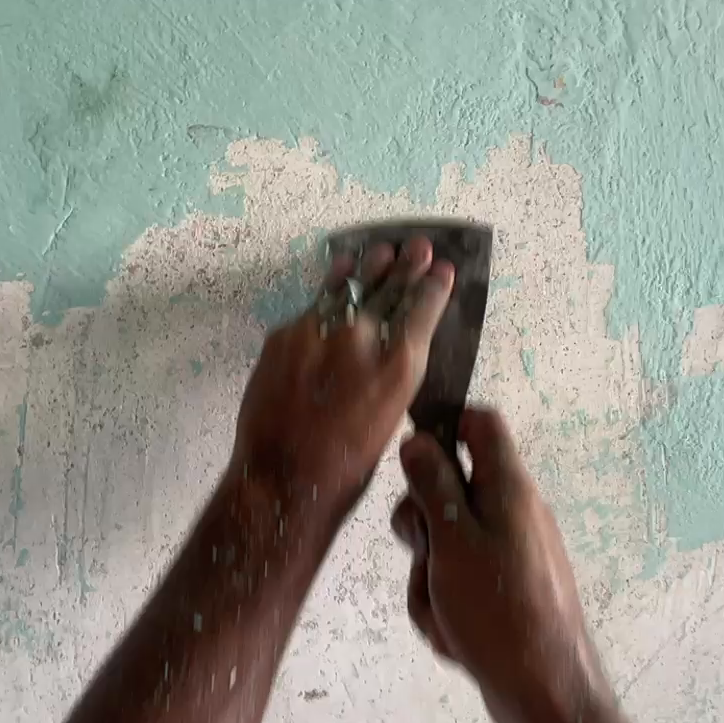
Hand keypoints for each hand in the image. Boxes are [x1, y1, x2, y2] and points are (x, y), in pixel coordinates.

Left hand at [231, 238, 454, 517]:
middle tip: (416, 245)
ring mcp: (319, 331)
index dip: (433, 286)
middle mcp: (362, 338)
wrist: (282, 477)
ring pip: (348, 289)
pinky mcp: (286, 333)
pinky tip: (338, 274)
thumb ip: (387, 373)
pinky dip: (330, 292)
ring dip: (368, 269)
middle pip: (388, 290)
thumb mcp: (388, 417)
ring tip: (382, 251)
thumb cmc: (345, 465)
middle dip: (405, 267)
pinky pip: (314, 307)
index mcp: (398, 366)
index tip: (441, 268)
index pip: (422, 309)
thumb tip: (385, 345)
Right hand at [391, 410, 640, 722]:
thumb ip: (432, 485)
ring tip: (442, 606)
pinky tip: (453, 629)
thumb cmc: (500, 611)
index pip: (479, 422)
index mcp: (507, 487)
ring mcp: (507, 551)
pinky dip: (445, 598)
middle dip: (422, 522)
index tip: (413, 457)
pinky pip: (457, 575)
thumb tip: (416, 439)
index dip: (445, 424)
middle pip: (448, 485)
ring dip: (429, 572)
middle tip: (425, 551)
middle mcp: (511, 511)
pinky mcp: (502, 586)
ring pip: (445, 537)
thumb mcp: (453, 540)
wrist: (547, 698)